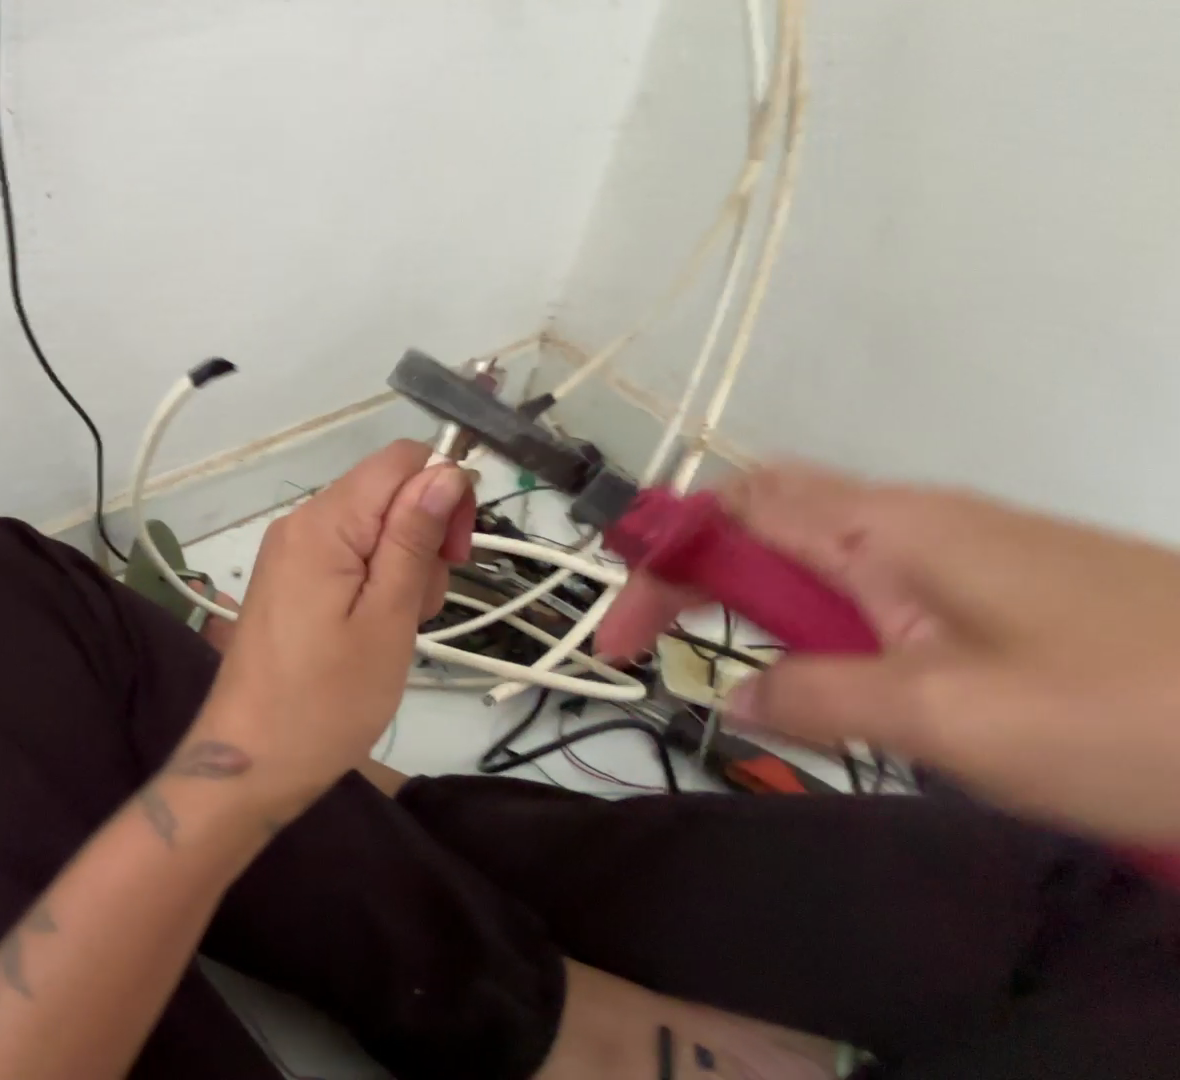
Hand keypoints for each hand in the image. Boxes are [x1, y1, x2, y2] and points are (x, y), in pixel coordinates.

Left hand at [196, 440, 474, 810]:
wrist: (251, 760)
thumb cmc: (326, 701)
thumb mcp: (387, 618)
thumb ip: (414, 537)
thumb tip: (447, 470)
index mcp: (322, 523)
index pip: (400, 459)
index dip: (443, 491)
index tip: (456, 552)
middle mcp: (300, 523)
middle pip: (387, 493)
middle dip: (422, 539)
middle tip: (417, 607)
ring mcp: (290, 553)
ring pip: (373, 530)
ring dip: (401, 569)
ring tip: (392, 630)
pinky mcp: (289, 581)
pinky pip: (347, 558)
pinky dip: (373, 586)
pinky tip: (371, 632)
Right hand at [600, 464, 1179, 843]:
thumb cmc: (1137, 712)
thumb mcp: (949, 717)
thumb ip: (817, 698)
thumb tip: (736, 694)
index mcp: (887, 529)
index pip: (730, 512)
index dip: (657, 559)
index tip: (620, 637)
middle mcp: (913, 523)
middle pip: (762, 520)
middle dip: (693, 575)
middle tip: (660, 649)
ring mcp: (962, 555)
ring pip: (815, 558)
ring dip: (756, 607)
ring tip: (752, 678)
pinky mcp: (998, 592)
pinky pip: (872, 591)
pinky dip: (819, 627)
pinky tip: (844, 684)